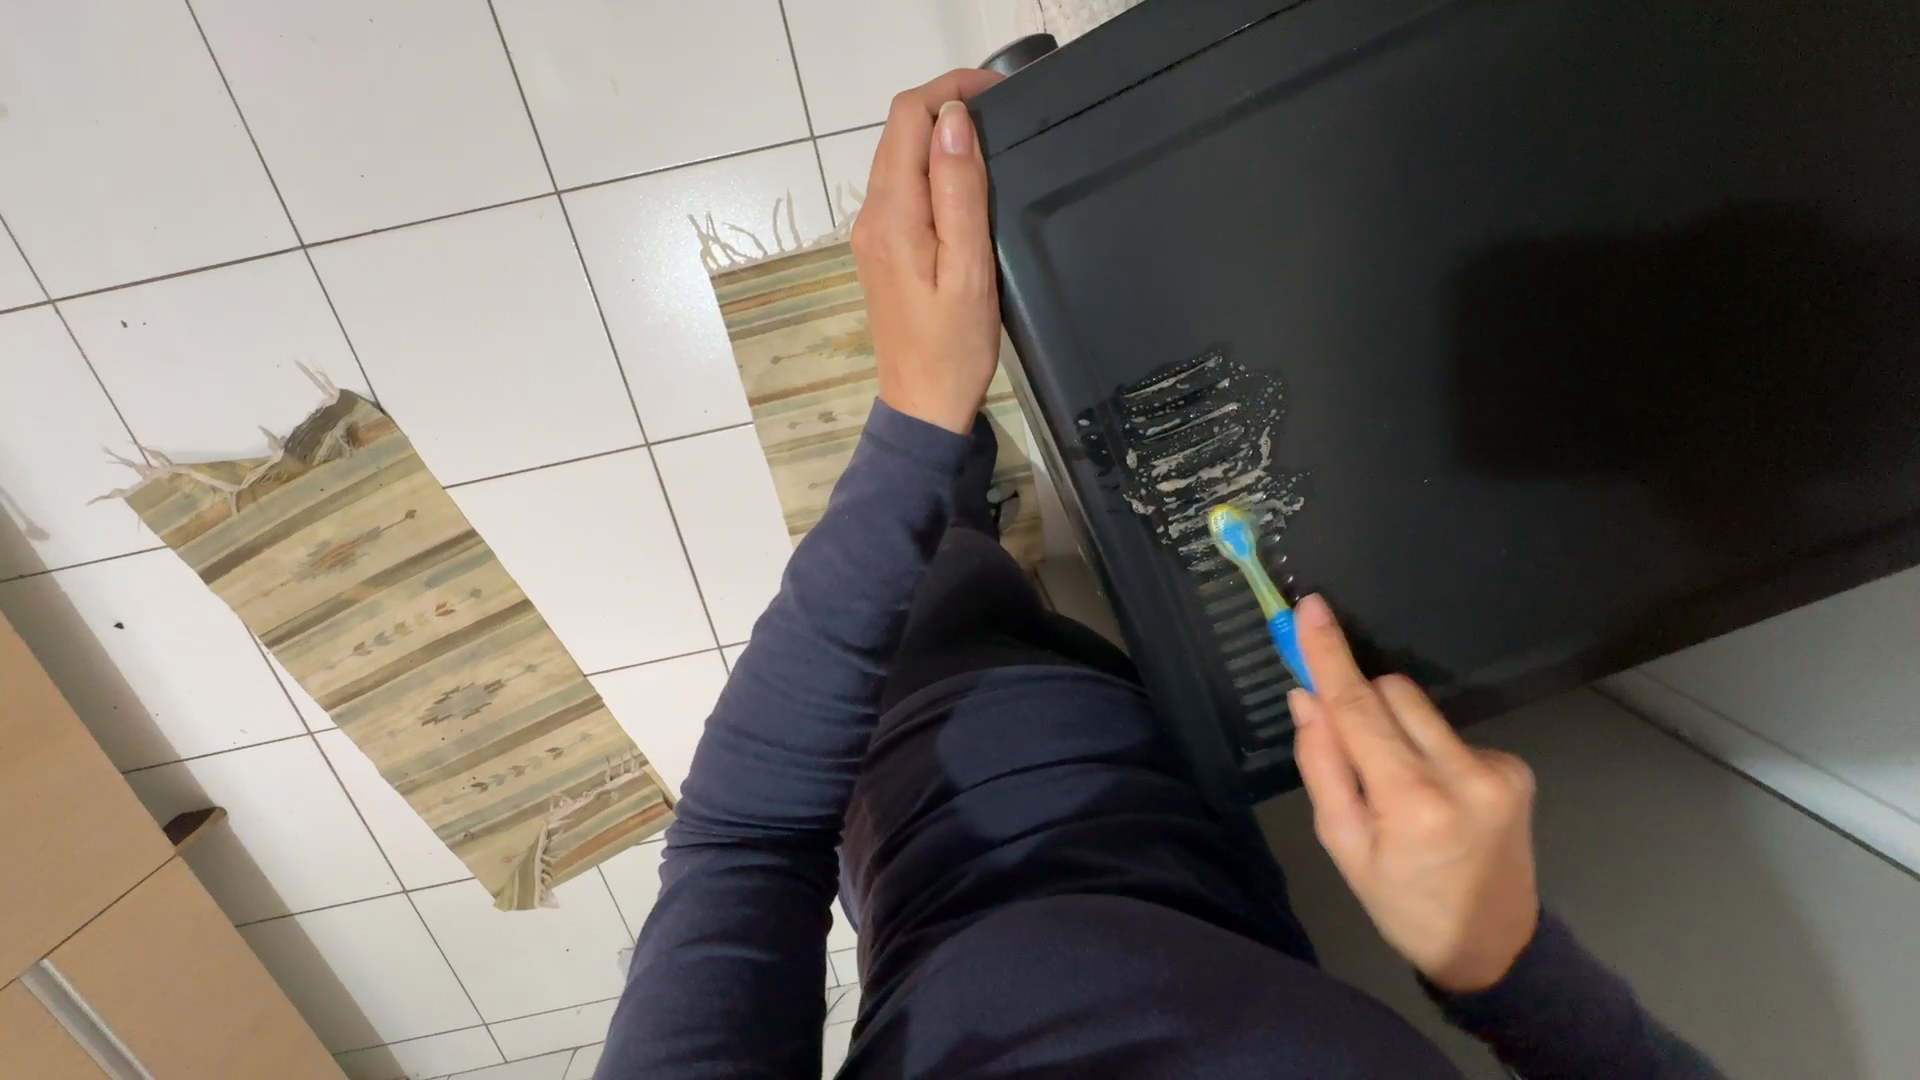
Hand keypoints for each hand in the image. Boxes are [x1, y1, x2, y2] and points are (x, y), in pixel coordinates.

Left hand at [852, 69, 1005, 434]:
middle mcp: (872, 217)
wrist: (923, 404)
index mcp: (893, 216)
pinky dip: (930, 174)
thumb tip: (952, 122)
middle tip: (1000, 118)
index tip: (997, 95)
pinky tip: (962, 190)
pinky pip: (901, 193)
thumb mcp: (969, 269)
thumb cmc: (954, 347)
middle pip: (899, 134)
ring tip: (988, 151)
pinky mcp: (881, 254)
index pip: (908, 118)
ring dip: (938, 142)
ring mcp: (872, 237)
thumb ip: (958, 192)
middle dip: (945, 110)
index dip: (950, 91)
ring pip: (899, 161)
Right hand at [1288, 594, 1540, 992]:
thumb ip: (1320, 762)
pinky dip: (1422, 743)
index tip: (1310, 609)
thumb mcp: (1341, 841)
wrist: (1494, 946)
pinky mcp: (1514, 767)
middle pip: (1390, 691)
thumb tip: (1306, 698)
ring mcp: (1497, 767)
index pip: (1357, 708)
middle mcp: (1463, 773)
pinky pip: (1444, 728)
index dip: (1328, 655)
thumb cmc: (1399, 899)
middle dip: (1357, 700)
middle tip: (1337, 733)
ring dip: (1389, 723)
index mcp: (1412, 799)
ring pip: (1417, 704)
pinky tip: (1428, 788)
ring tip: (1391, 778)